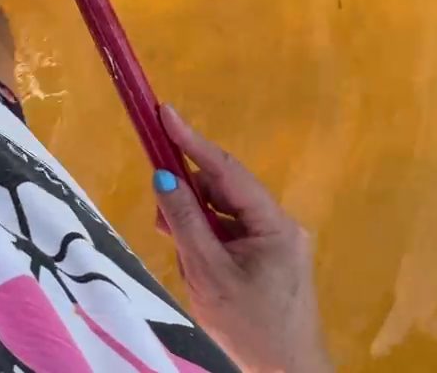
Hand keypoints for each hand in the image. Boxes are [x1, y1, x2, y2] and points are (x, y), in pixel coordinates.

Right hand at [153, 105, 332, 372]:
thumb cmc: (250, 324)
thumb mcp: (208, 271)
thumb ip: (184, 219)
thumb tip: (162, 176)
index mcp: (273, 224)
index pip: (224, 169)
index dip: (190, 138)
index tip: (163, 111)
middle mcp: (278, 225)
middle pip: (221, 188)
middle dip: (186, 194)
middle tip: (159, 212)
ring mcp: (274, 242)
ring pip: (220, 210)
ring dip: (193, 221)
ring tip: (179, 250)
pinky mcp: (267, 257)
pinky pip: (226, 230)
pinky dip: (204, 236)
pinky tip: (192, 258)